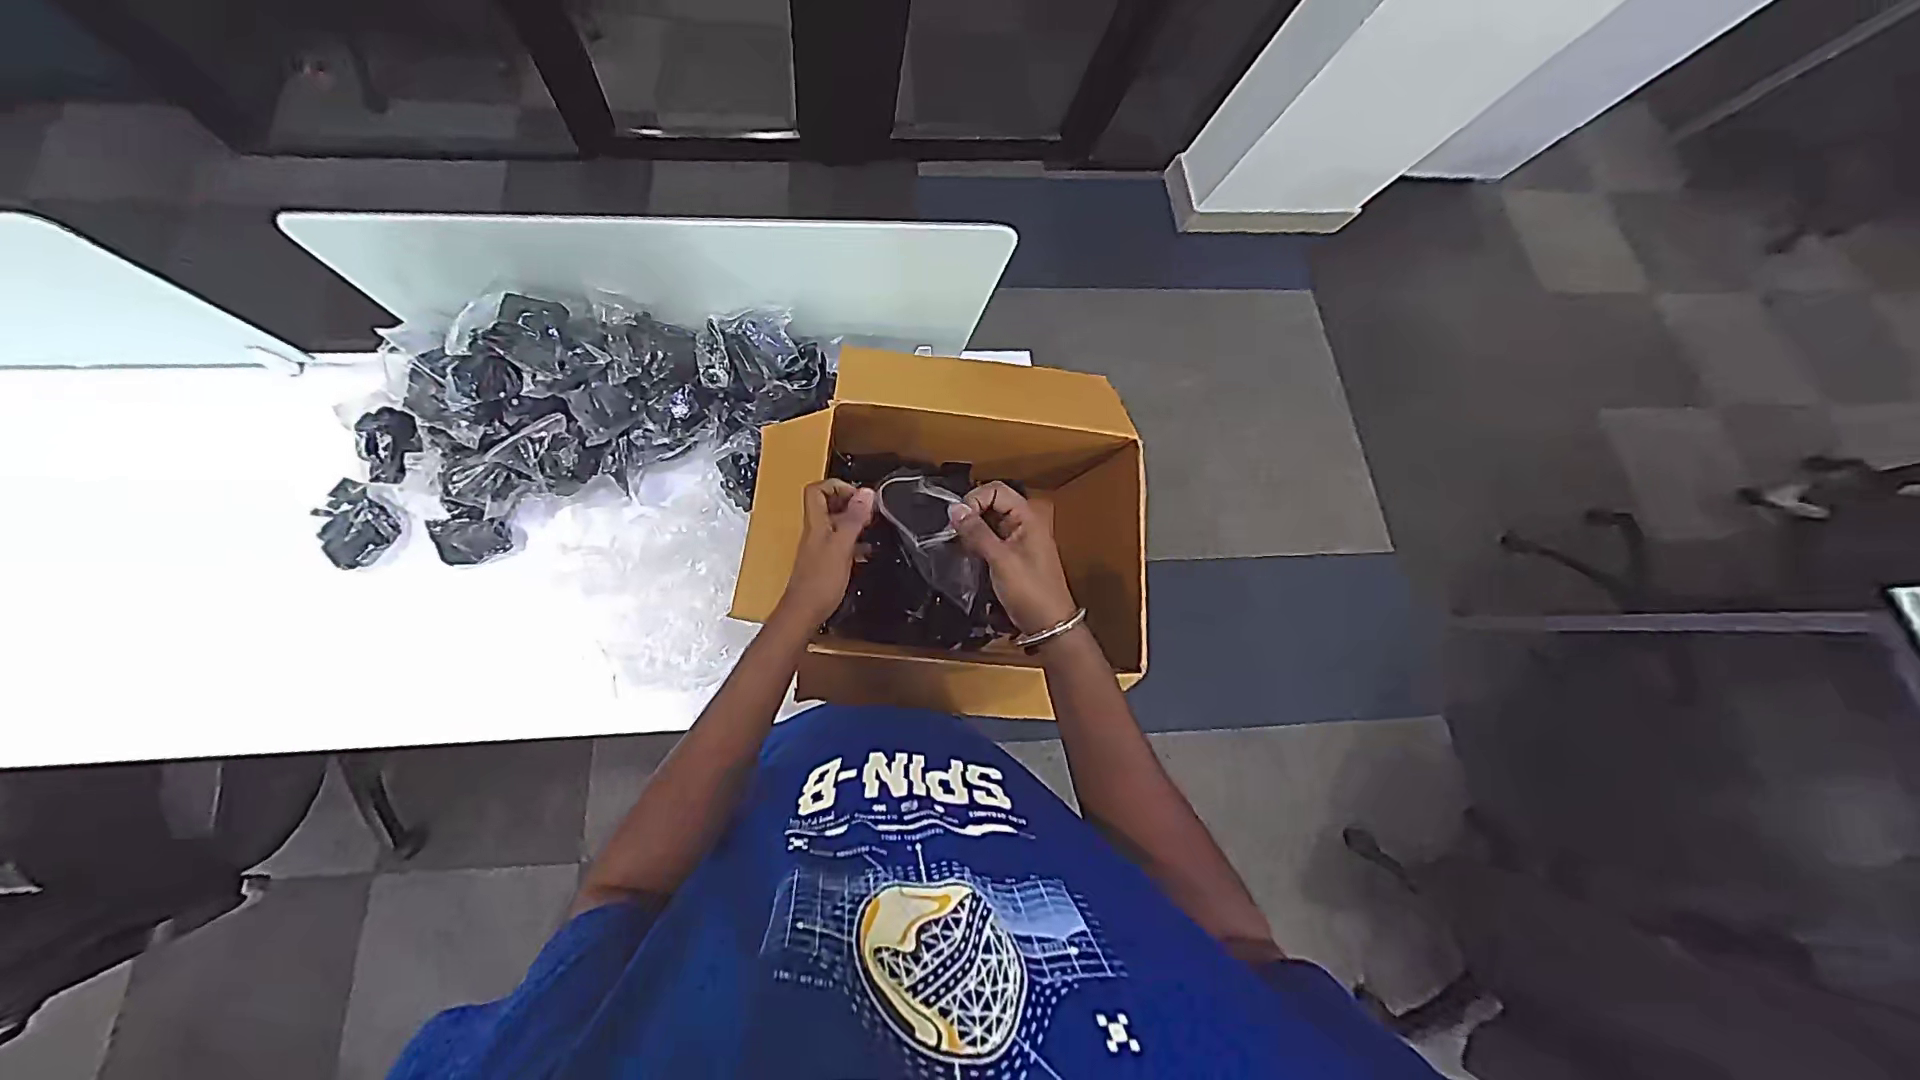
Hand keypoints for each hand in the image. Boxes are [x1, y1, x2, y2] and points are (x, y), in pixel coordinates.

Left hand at [776, 479, 874, 626]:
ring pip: (837, 524)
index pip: (817, 490)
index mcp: (816, 522)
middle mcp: (815, 531)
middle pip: (828, 505)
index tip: (859, 496)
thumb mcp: (842, 545)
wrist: (805, 612)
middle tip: (870, 511)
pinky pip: (841, 543)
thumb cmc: (820, 581)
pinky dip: (855, 542)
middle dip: (851, 503)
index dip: (837, 486)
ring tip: (872, 527)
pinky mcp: (826, 561)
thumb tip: (866, 493)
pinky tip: (867, 550)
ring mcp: (820, 546)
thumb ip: (854, 518)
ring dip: (854, 522)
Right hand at [948, 481, 1077, 634]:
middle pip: (992, 503)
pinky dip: (977, 543)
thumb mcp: (1000, 560)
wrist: (1049, 625)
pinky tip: (967, 555)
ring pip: (989, 522)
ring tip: (959, 545)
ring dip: (972, 530)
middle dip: (971, 514)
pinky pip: (991, 539)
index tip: (958, 521)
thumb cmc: (1030, 592)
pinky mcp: (1013, 556)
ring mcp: (1019, 540)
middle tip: (955, 533)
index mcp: (1028, 517)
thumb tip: (954, 509)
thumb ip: (977, 533)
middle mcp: (1024, 523)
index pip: (996, 490)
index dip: (974, 499)